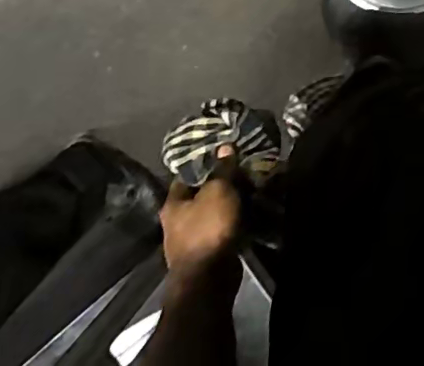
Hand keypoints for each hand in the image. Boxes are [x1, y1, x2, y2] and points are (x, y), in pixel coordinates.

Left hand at [160, 146, 242, 284]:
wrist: (208, 278)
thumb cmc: (208, 228)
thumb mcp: (218, 190)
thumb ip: (222, 169)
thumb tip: (224, 146)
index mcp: (172, 204)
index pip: (187, 174)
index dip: (205, 161)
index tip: (225, 150)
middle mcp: (177, 220)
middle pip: (200, 192)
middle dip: (220, 181)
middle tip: (243, 166)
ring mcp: (190, 237)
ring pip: (212, 209)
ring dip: (228, 199)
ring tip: (250, 185)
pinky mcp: (207, 249)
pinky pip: (221, 224)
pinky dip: (233, 216)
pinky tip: (248, 208)